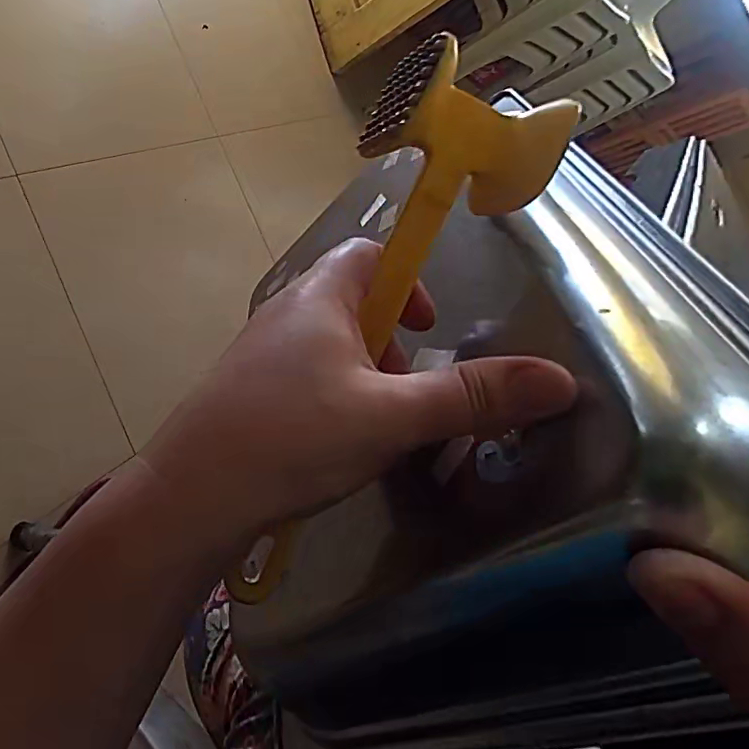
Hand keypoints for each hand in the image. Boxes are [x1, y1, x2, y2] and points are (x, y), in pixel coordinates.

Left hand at [137, 237, 576, 542]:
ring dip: (365, 372)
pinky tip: (335, 445)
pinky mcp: (248, 390)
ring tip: (378, 423)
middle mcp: (286, 310)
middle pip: (353, 299)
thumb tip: (558, 380)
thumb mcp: (391, 415)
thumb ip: (471, 397)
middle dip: (392, 340)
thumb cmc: (293, 436)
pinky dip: (335, 395)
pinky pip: (305, 375)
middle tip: (407, 387)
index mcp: (320, 295)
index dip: (408, 279)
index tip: (428, 328)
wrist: (190, 495)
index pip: (371, 253)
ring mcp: (261, 352)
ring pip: (330, 343)